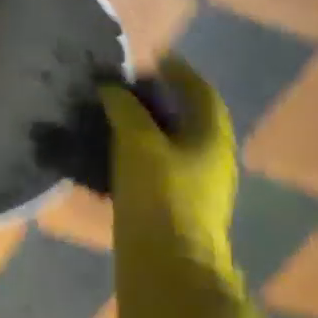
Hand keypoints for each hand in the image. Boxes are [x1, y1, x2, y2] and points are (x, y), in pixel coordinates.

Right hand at [104, 58, 293, 317]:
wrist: (168, 261)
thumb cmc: (160, 194)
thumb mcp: (137, 142)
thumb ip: (124, 109)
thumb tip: (111, 87)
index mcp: (211, 136)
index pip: (199, 90)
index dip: (177, 70)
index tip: (150, 56)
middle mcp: (210, 155)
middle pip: (185, 115)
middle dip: (155, 97)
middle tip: (120, 85)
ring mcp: (194, 181)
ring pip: (168, 140)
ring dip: (141, 124)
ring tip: (106, 114)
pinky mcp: (172, 201)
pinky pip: (154, 162)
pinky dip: (134, 148)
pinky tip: (106, 151)